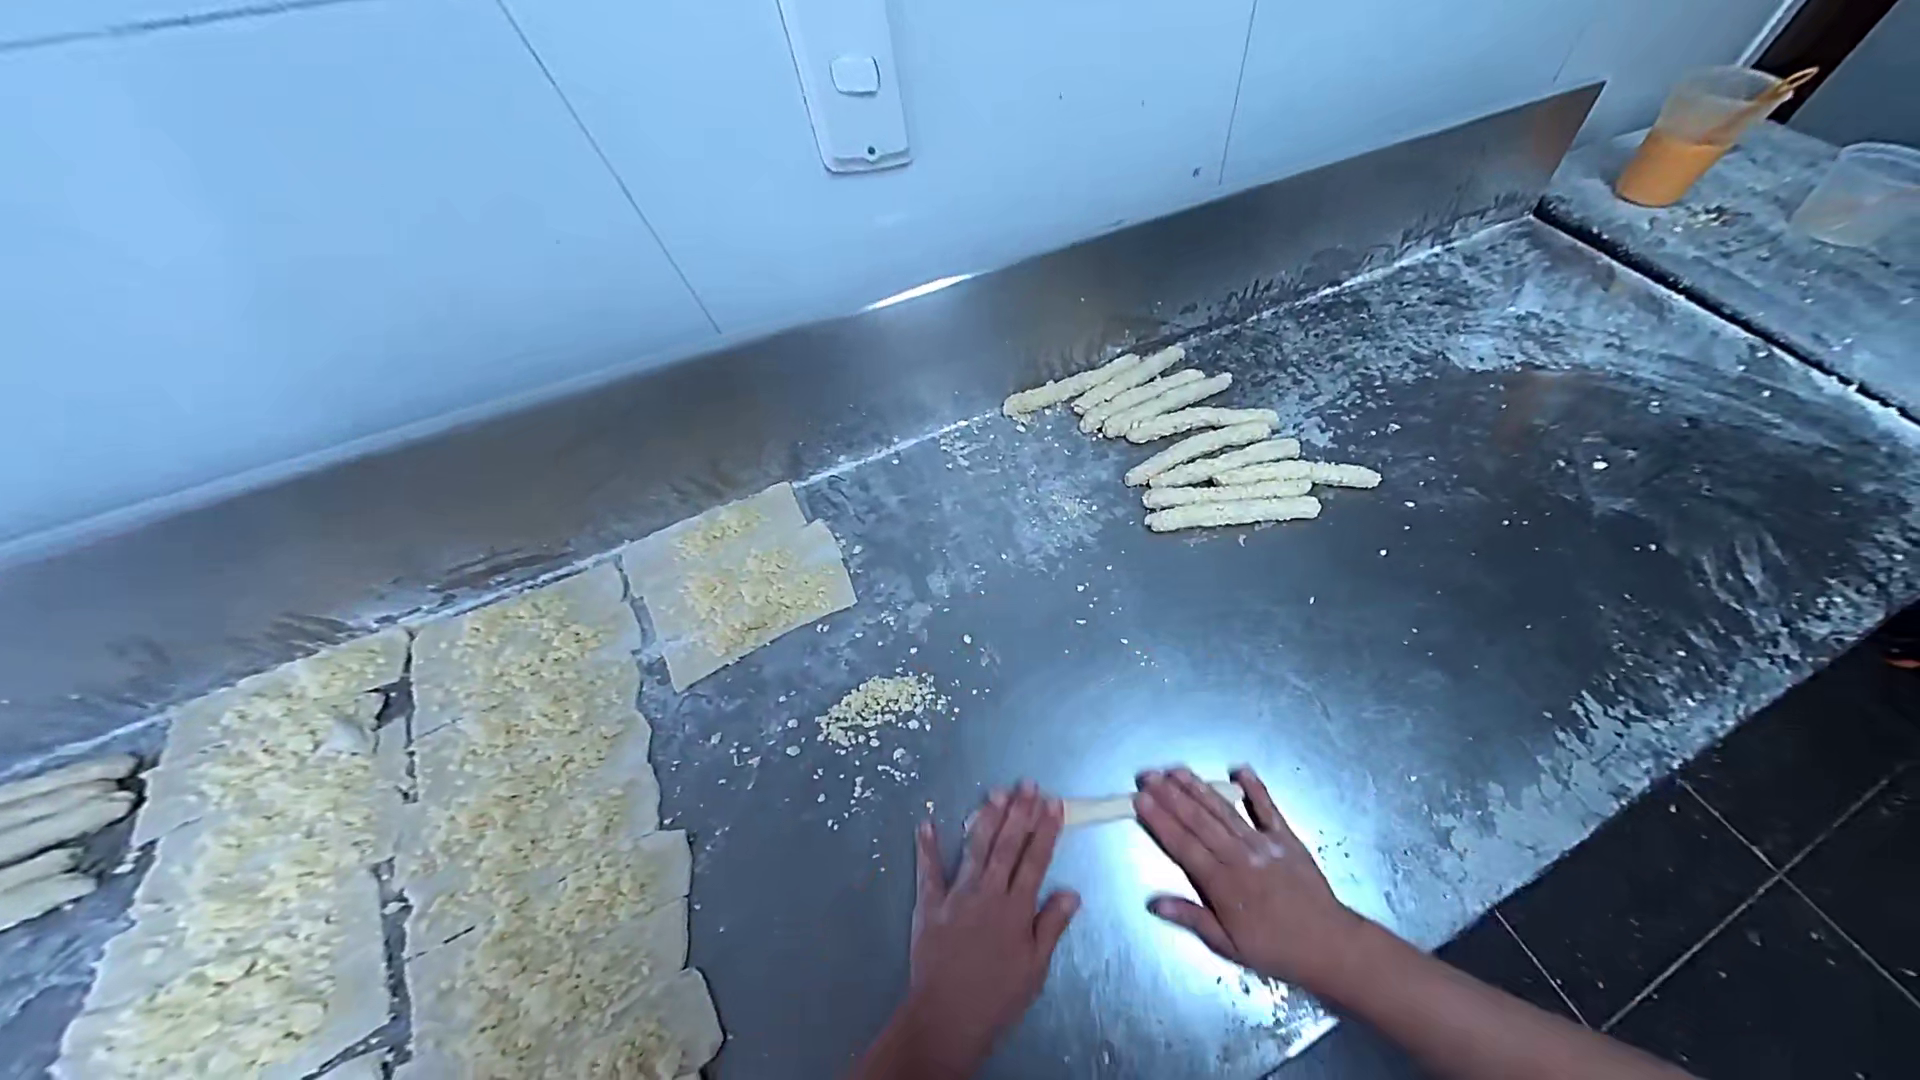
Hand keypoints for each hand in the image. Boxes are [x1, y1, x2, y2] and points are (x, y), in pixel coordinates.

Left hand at [891, 782, 1079, 1075]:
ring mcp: (957, 893)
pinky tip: (927, 822)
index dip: (1045, 829)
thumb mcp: (1035, 968)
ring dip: (987, 818)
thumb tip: (1072, 891)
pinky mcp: (930, 903)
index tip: (1053, 802)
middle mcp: (988, 892)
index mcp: (1016, 907)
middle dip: (1020, 812)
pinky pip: (929, 870)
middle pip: (1007, 845)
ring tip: (997, 792)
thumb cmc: (998, 996)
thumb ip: (1051, 926)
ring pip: (976, 848)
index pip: (1035, 859)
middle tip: (1028, 784)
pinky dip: (927, 846)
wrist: (947, 1017)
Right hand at [1133, 765, 1364, 986]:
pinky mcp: (1286, 838)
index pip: (1182, 844)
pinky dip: (1255, 788)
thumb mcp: (1229, 946)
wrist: (1331, 947)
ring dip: (1198, 788)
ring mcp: (1262, 844)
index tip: (1140, 799)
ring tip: (1176, 771)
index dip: (1159, 820)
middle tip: (1149, 775)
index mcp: (1222, 883)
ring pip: (1223, 810)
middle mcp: (1238, 857)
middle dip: (1170, 796)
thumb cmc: (1275, 949)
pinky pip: (1268, 809)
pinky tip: (1240, 770)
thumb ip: (1191, 918)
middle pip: (1198, 821)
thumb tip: (1154, 903)